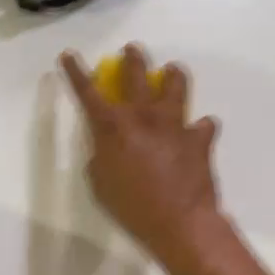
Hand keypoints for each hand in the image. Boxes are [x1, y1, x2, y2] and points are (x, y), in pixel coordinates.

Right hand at [60, 45, 225, 264]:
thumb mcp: (99, 184)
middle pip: (137, 73)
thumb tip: (106, 148)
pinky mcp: (199, 137)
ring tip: (171, 71)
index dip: (75, 70)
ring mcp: (174, 123)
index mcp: (112, 126)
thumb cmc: (131, 208)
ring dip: (172, 75)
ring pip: (176, 84)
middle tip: (132, 51)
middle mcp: (143, 115)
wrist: (180, 224)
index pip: (87, 91)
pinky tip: (199, 130)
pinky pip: (204, 124)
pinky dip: (201, 126)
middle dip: (133, 57)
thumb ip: (100, 157)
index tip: (69, 54)